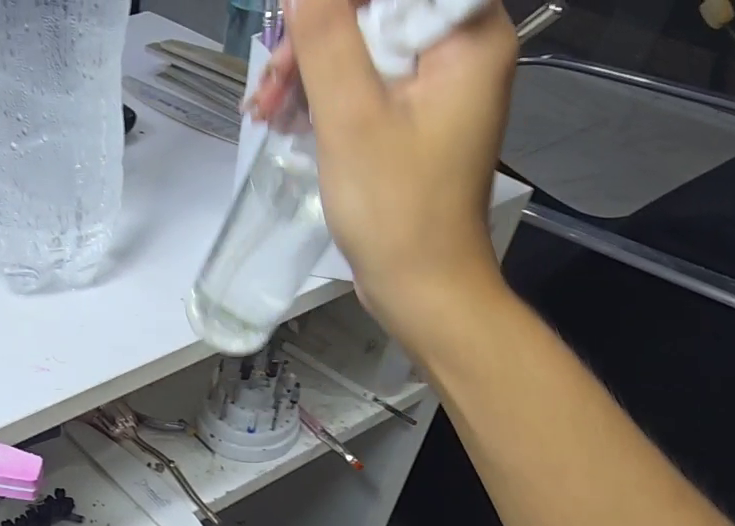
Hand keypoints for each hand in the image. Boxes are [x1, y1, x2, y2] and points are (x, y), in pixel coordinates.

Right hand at [281, 0, 518, 328]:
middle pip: (377, 11)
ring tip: (265, 112)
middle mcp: (463, 49)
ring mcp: (439, 87)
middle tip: (267, 86)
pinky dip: (324, 99)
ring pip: (364, 48)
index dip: (336, 4)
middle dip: (314, 42)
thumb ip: (325, 38)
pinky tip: (286, 122)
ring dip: (309, 73)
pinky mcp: (416, 121)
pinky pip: (366, 85)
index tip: (290, 33)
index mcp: (469, 34)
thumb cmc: (396, 209)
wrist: (422, 289)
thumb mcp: (352, 118)